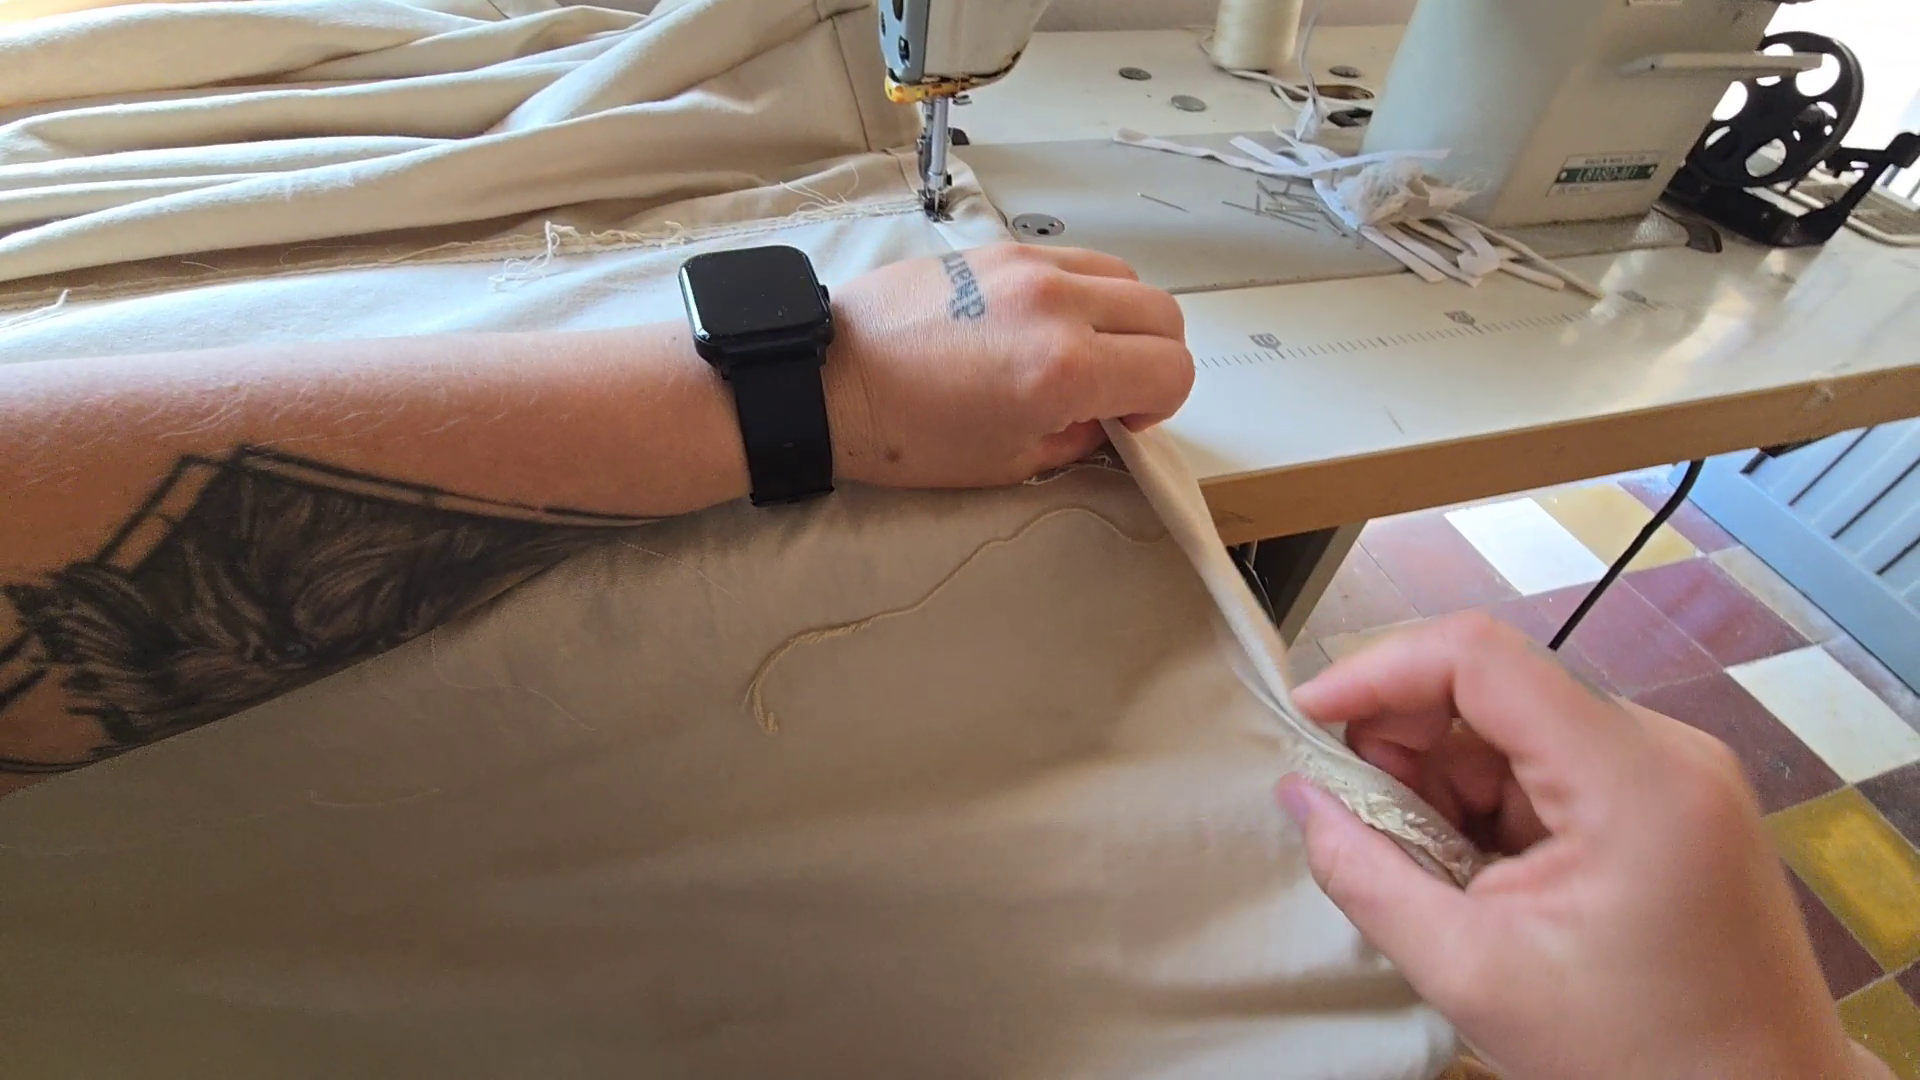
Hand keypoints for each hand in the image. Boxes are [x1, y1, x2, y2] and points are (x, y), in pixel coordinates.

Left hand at [823, 243, 1193, 488]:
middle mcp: (1058, 304)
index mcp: (1064, 369)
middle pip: (1163, 314)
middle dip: (1155, 360)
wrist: (833, 380)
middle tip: (1113, 390)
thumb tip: (1104, 418)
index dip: (1161, 405)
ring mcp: (1028, 265)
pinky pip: (1074, 260)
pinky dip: (1083, 294)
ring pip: (1125, 278)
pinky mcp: (998, 248)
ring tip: (1080, 352)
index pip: (1171, 370)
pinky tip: (1043, 323)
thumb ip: (1076, 437)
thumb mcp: (1007, 462)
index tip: (1124, 421)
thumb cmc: (909, 435)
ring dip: (1123, 321)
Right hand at [1277, 614, 1886, 1079]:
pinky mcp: (1640, 785)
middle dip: (1396, 739)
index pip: (1477, 656)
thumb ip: (1360, 872)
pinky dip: (1463, 795)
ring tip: (1426, 858)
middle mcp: (1653, 746)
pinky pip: (1513, 753)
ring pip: (1484, 720)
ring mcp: (1652, 762)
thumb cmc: (1632, 1058)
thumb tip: (1296, 792)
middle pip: (1475, 684)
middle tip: (1367, 815)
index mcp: (1632, 780)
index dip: (1376, 670)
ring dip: (1426, 776)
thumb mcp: (1468, 972)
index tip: (1311, 715)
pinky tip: (1466, 859)